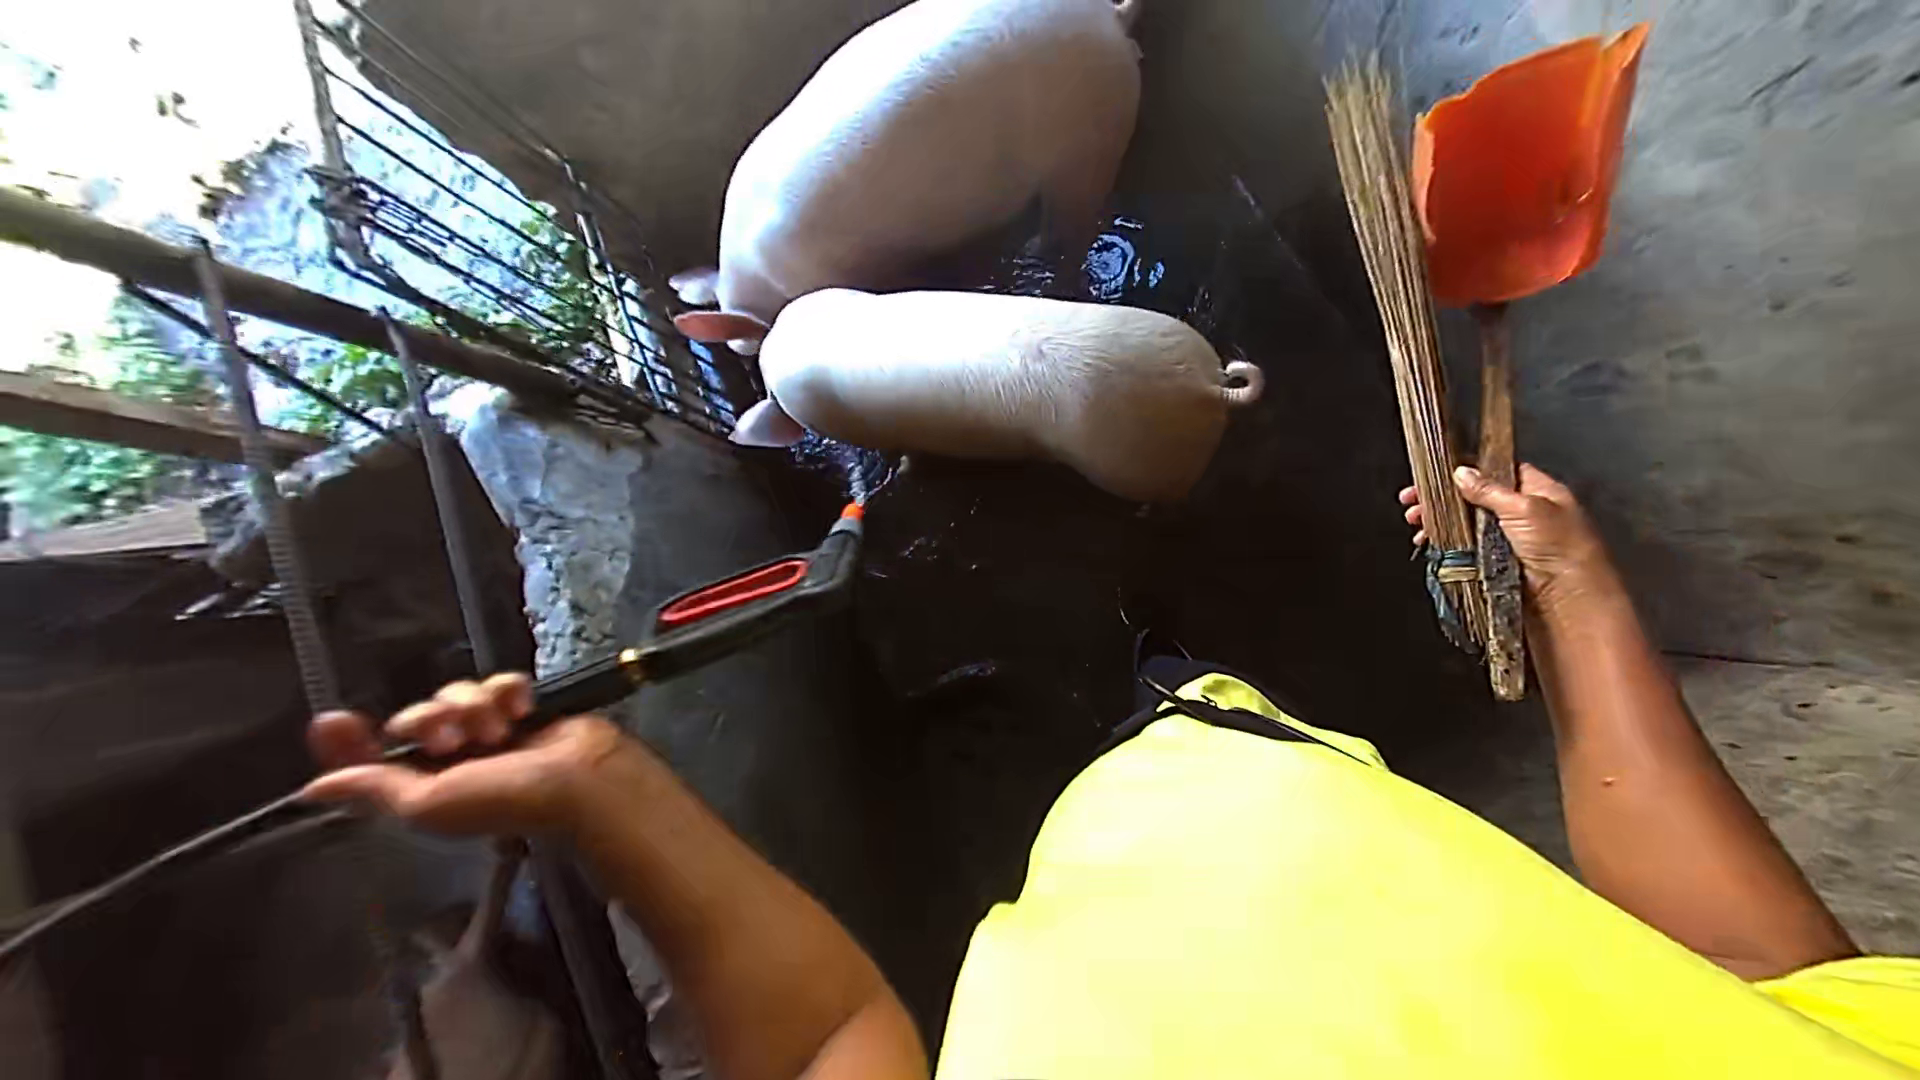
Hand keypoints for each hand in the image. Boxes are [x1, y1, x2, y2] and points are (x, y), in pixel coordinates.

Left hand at [302, 672, 626, 835]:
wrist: (581, 777)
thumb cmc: (506, 798)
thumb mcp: (429, 804)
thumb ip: (375, 789)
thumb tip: (313, 789)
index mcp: (425, 785)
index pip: (372, 758)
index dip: (348, 741)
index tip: (333, 719)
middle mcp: (454, 755)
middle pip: (416, 715)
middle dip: (430, 719)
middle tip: (453, 739)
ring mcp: (491, 728)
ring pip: (458, 694)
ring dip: (474, 706)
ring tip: (501, 728)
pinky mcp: (526, 706)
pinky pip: (501, 682)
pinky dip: (509, 691)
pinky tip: (523, 709)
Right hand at [1399, 464, 1618, 614]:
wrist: (1566, 596)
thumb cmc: (1560, 547)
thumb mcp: (1525, 508)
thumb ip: (1489, 490)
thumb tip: (1461, 473)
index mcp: (1537, 492)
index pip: (1495, 471)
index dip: (1465, 469)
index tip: (1436, 471)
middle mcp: (1519, 512)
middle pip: (1470, 496)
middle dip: (1439, 496)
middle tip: (1412, 498)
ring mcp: (1503, 536)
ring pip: (1460, 520)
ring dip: (1434, 518)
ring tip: (1415, 520)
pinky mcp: (1489, 558)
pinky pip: (1458, 543)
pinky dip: (1439, 540)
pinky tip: (1425, 539)